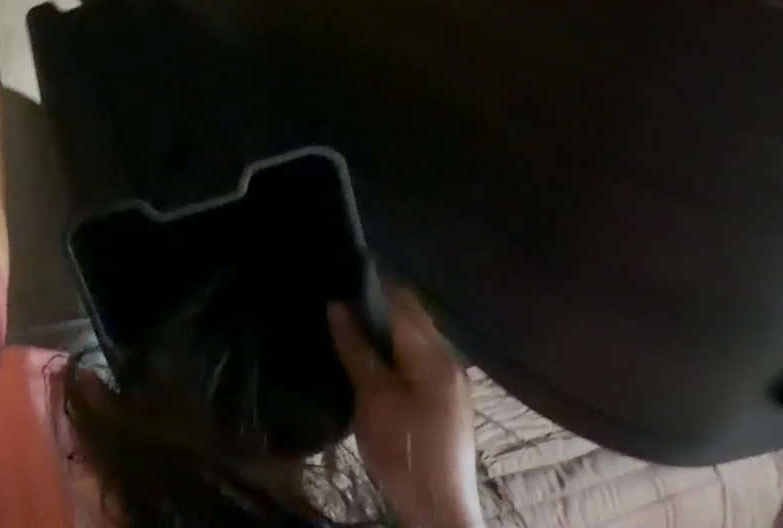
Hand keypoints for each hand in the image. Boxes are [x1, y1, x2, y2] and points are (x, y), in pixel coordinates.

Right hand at [329, 287, 483, 527]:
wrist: (436, 507)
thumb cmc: (402, 447)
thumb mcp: (372, 395)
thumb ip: (356, 347)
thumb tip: (335, 304)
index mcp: (434, 356)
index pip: (399, 303)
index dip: (366, 288)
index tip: (333, 277)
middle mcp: (448, 360)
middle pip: (410, 315)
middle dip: (374, 303)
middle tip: (334, 298)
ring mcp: (449, 380)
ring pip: (411, 334)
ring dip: (381, 325)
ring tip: (343, 322)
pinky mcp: (442, 396)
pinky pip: (414, 353)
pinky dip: (390, 345)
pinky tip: (365, 351)